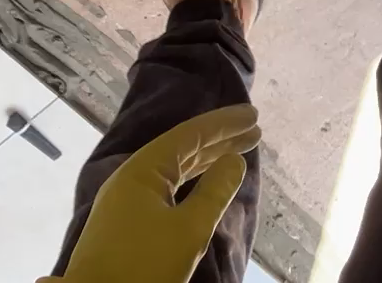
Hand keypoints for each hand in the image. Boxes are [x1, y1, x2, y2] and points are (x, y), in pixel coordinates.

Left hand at [56, 104, 260, 282]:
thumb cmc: (141, 270)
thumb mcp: (188, 231)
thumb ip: (215, 191)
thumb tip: (234, 162)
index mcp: (142, 170)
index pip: (191, 134)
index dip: (225, 123)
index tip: (253, 115)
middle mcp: (132, 177)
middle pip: (184, 147)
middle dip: (221, 139)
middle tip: (255, 131)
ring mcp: (126, 201)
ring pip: (176, 168)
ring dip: (209, 159)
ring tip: (239, 153)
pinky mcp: (126, 224)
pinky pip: (167, 187)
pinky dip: (193, 180)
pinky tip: (208, 182)